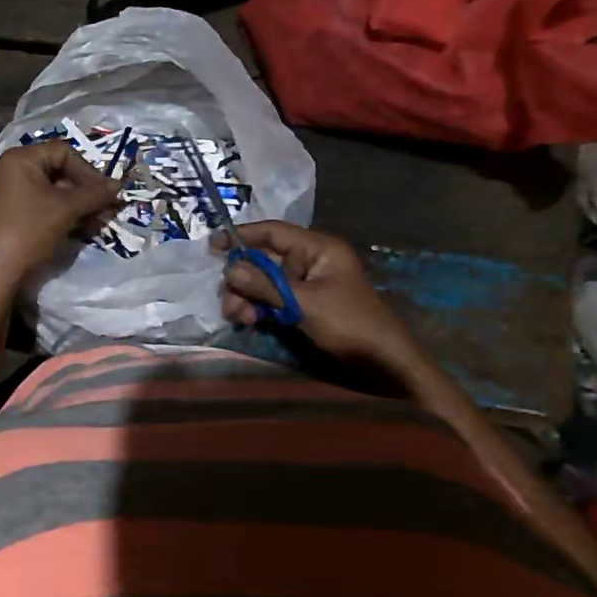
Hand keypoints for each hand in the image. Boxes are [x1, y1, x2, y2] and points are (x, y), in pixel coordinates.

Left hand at [0, 141, 120, 278]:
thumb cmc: (29, 229)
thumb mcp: (66, 209)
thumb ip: (95, 194)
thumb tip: (119, 185)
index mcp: (21, 159)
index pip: (64, 152)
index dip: (87, 170)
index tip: (105, 191)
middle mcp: (16, 170)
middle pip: (61, 170)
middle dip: (86, 190)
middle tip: (107, 207)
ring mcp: (15, 191)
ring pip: (57, 190)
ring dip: (80, 204)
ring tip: (100, 219)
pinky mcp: (18, 212)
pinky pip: (48, 204)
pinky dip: (67, 213)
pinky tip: (85, 226)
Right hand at [213, 222, 423, 369]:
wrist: (382, 363)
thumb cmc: (350, 324)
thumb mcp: (304, 303)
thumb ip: (265, 285)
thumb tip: (229, 270)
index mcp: (318, 249)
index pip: (273, 232)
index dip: (242, 236)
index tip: (213, 246)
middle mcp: (310, 261)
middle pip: (264, 259)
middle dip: (242, 279)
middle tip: (227, 299)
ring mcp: (306, 284)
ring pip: (263, 281)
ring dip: (246, 297)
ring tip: (237, 317)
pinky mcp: (303, 304)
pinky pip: (271, 298)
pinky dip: (257, 308)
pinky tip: (247, 321)